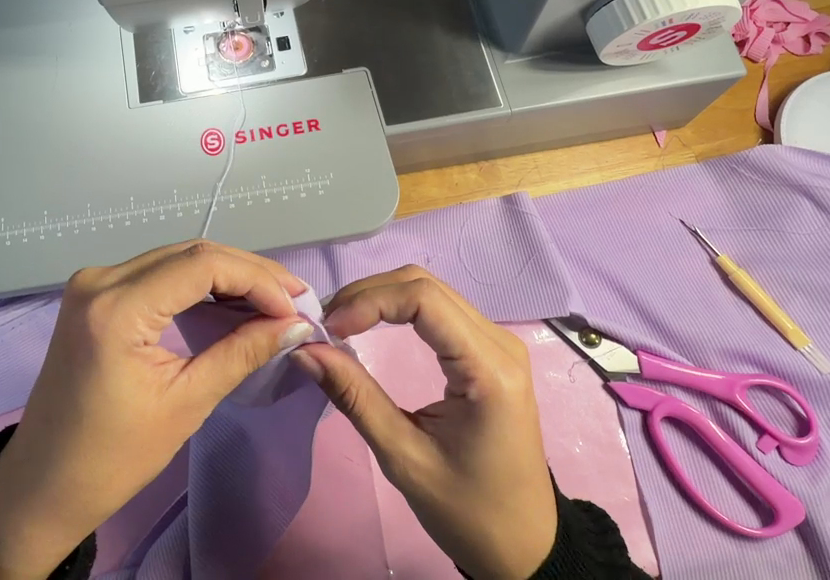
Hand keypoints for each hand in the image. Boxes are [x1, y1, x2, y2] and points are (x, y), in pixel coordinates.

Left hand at [0, 241, 312, 579]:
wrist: (45, 481)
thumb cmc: (114, 456)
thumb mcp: (186, 403)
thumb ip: (242, 352)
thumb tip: (295, 323)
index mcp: (117, 307)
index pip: (202, 264)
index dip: (256, 279)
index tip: (295, 307)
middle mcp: (101, 279)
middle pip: (190, 253)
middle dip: (248, 273)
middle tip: (295, 299)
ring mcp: (94, 282)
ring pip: (176, 258)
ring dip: (226, 275)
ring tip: (273, 301)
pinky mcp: (95, 292)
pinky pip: (157, 273)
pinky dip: (197, 283)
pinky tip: (231, 302)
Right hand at [291, 266, 557, 579]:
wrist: (524, 545)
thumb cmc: (467, 510)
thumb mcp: (404, 458)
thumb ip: (355, 397)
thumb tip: (305, 350)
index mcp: (488, 370)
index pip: (424, 299)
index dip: (370, 301)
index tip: (329, 328)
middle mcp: (500, 343)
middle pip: (425, 285)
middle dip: (368, 294)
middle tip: (325, 323)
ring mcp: (499, 343)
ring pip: (430, 290)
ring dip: (380, 297)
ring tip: (340, 323)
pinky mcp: (490, 350)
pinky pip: (439, 308)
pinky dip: (398, 308)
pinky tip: (370, 324)